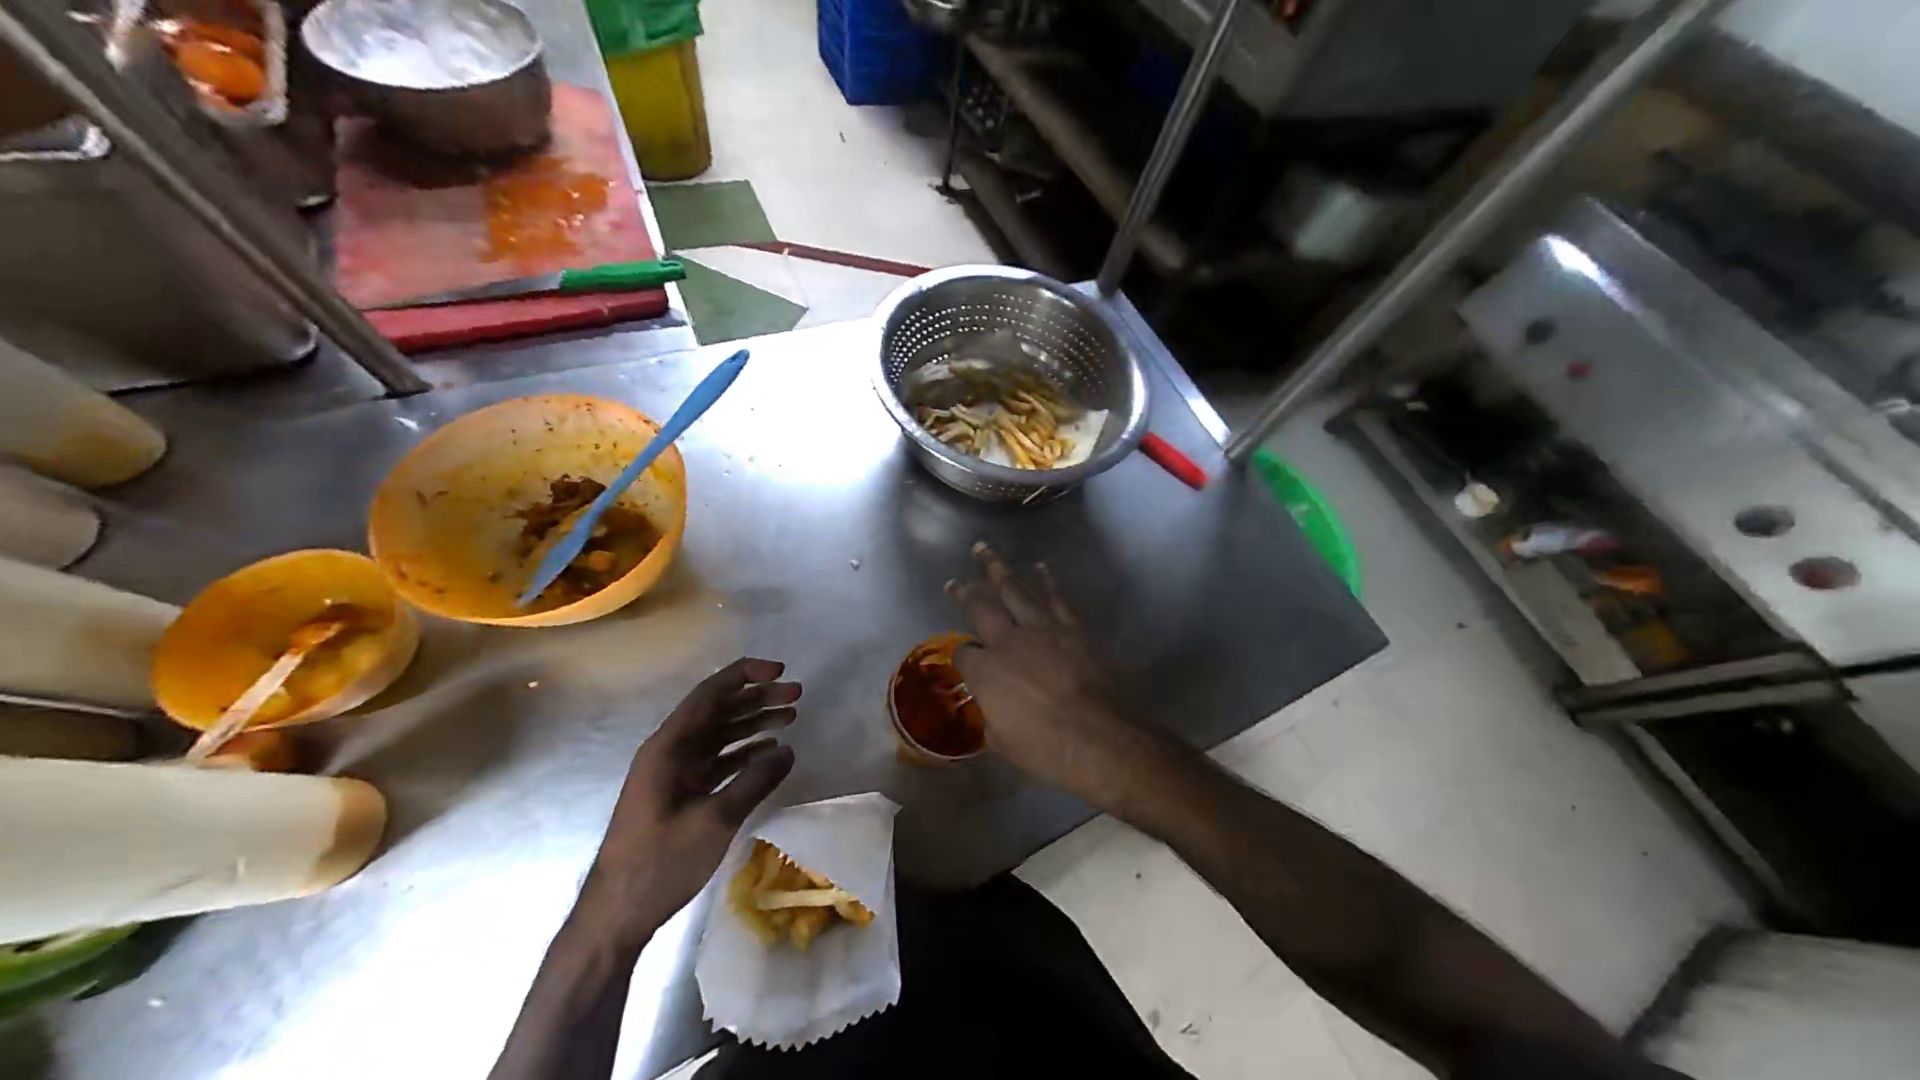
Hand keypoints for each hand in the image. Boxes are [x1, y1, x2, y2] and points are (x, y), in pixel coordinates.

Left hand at [576, 658, 799, 945]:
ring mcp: (675, 773)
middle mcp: (670, 751)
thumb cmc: (660, 863)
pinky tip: (770, 752)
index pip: (709, 694)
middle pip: (718, 711)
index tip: (780, 671)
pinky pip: (717, 761)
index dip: (745, 675)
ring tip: (791, 717)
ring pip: (720, 735)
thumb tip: (789, 751)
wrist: (616, 914)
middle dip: (757, 698)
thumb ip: (754, 781)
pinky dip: (744, 753)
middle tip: (797, 695)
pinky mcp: (681, 794)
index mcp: (668, 746)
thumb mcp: (714, 821)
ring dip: (754, 723)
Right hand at [946, 543, 1149, 805]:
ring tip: (984, 550)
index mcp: (984, 670)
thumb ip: (992, 716)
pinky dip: (1047, 581)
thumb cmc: (1043, 745)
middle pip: (980, 607)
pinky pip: (1055, 598)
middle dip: (965, 592)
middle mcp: (1007, 640)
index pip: (963, 652)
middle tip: (954, 580)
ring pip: (1014, 590)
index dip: (962, 655)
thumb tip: (992, 709)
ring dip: (997, 569)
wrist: (1094, 735)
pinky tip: (1040, 567)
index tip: (965, 661)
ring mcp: (1040, 629)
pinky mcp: (1071, 628)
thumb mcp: (1002, 740)